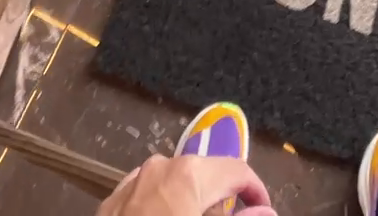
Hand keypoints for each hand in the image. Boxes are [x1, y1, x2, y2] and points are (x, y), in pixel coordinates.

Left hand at [95, 154, 275, 215]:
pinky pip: (147, 195)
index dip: (255, 192)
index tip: (263, 212)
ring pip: (175, 183)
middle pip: (205, 175)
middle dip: (222, 200)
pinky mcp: (111, 202)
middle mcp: (161, 166)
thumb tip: (266, 212)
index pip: (237, 171)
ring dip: (192, 203)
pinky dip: (163, 208)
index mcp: (190, 174)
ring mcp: (132, 181)